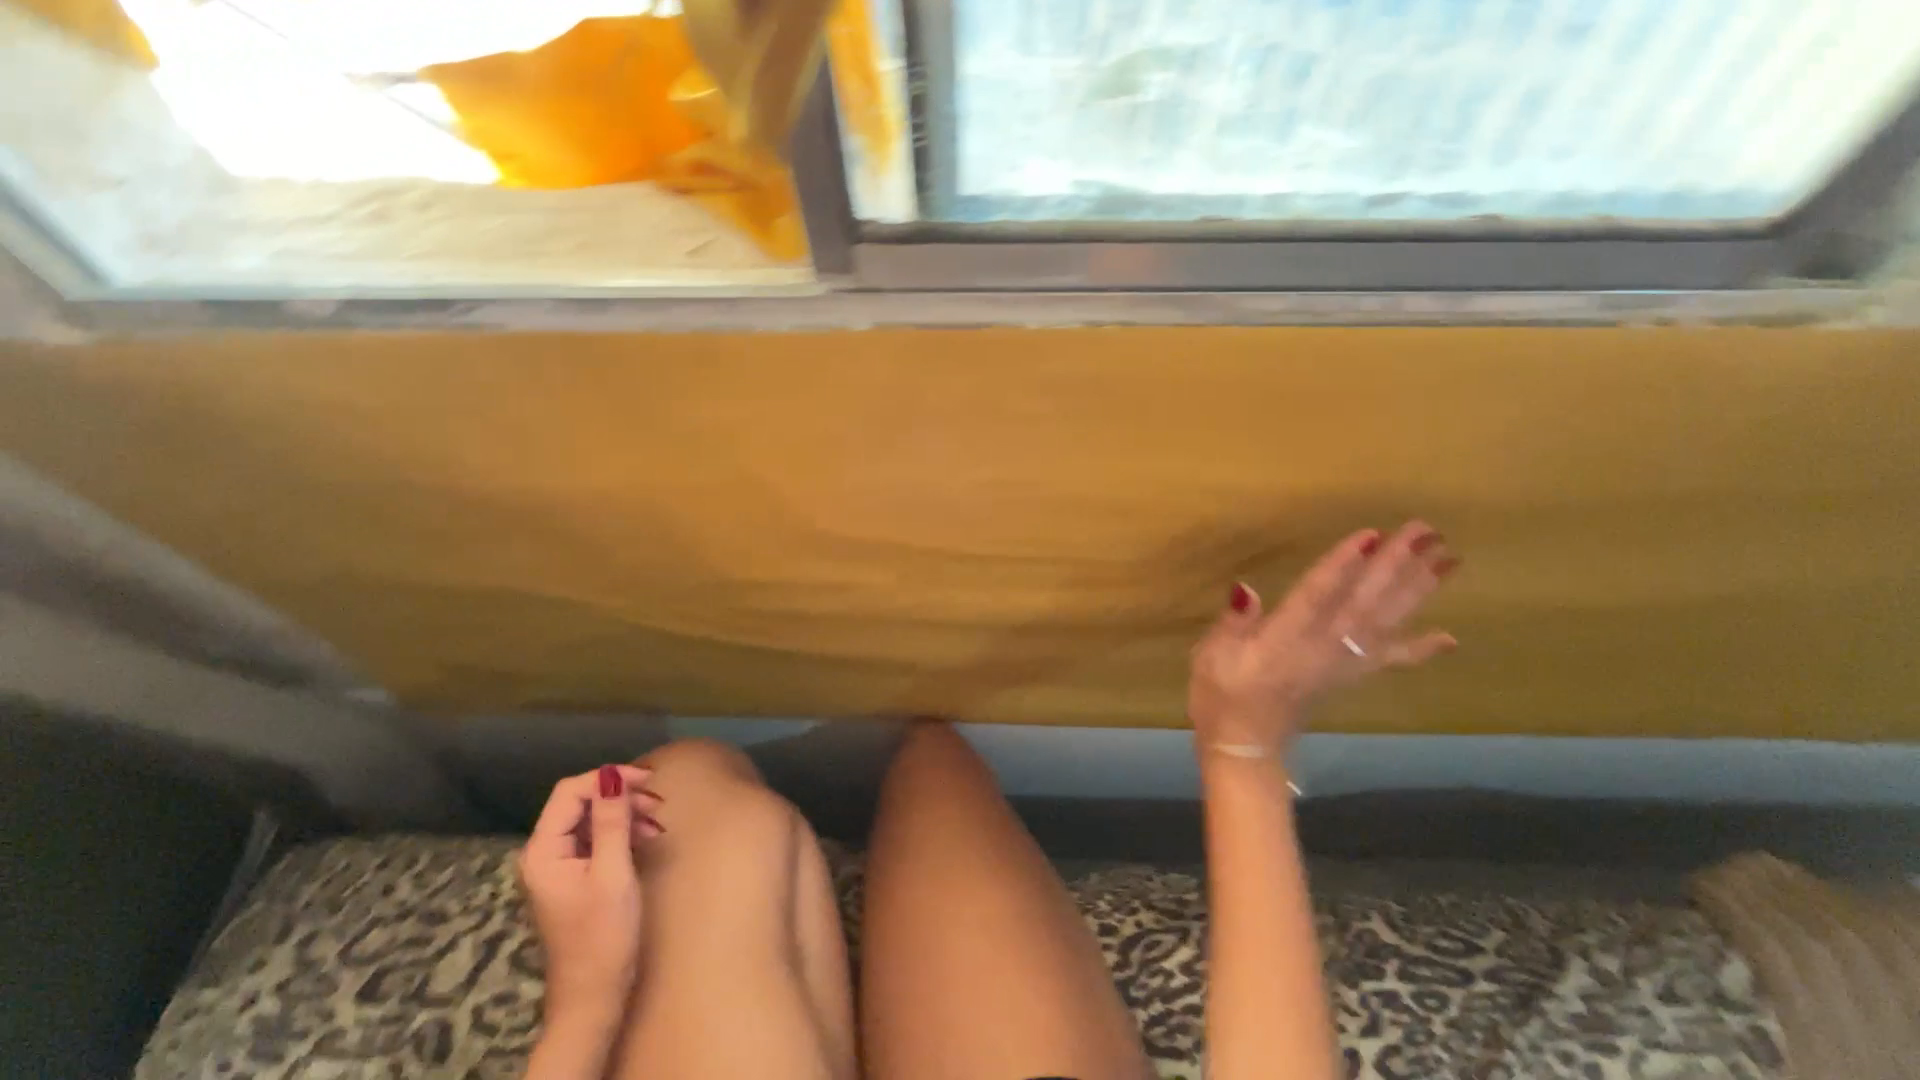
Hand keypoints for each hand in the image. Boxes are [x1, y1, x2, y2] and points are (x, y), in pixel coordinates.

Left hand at [518, 764, 663, 1037]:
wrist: (594, 995)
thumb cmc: (604, 935)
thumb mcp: (613, 873)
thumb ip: (612, 821)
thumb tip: (612, 774)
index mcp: (543, 850)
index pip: (570, 792)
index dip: (607, 779)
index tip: (648, 781)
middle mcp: (544, 853)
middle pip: (580, 803)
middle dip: (620, 797)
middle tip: (658, 803)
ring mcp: (558, 866)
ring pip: (591, 820)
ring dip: (624, 815)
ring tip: (657, 822)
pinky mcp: (573, 877)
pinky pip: (595, 840)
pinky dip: (621, 833)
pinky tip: (645, 838)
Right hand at [1189, 522, 1457, 753]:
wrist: (1245, 745)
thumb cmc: (1221, 695)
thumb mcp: (1212, 656)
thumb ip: (1232, 623)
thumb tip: (1244, 589)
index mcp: (1284, 639)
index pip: (1317, 595)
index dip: (1342, 565)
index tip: (1371, 535)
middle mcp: (1323, 647)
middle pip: (1364, 600)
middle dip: (1394, 565)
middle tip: (1425, 530)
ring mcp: (1342, 662)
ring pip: (1385, 620)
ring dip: (1416, 590)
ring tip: (1446, 558)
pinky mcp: (1350, 674)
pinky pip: (1390, 660)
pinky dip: (1420, 649)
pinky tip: (1448, 637)